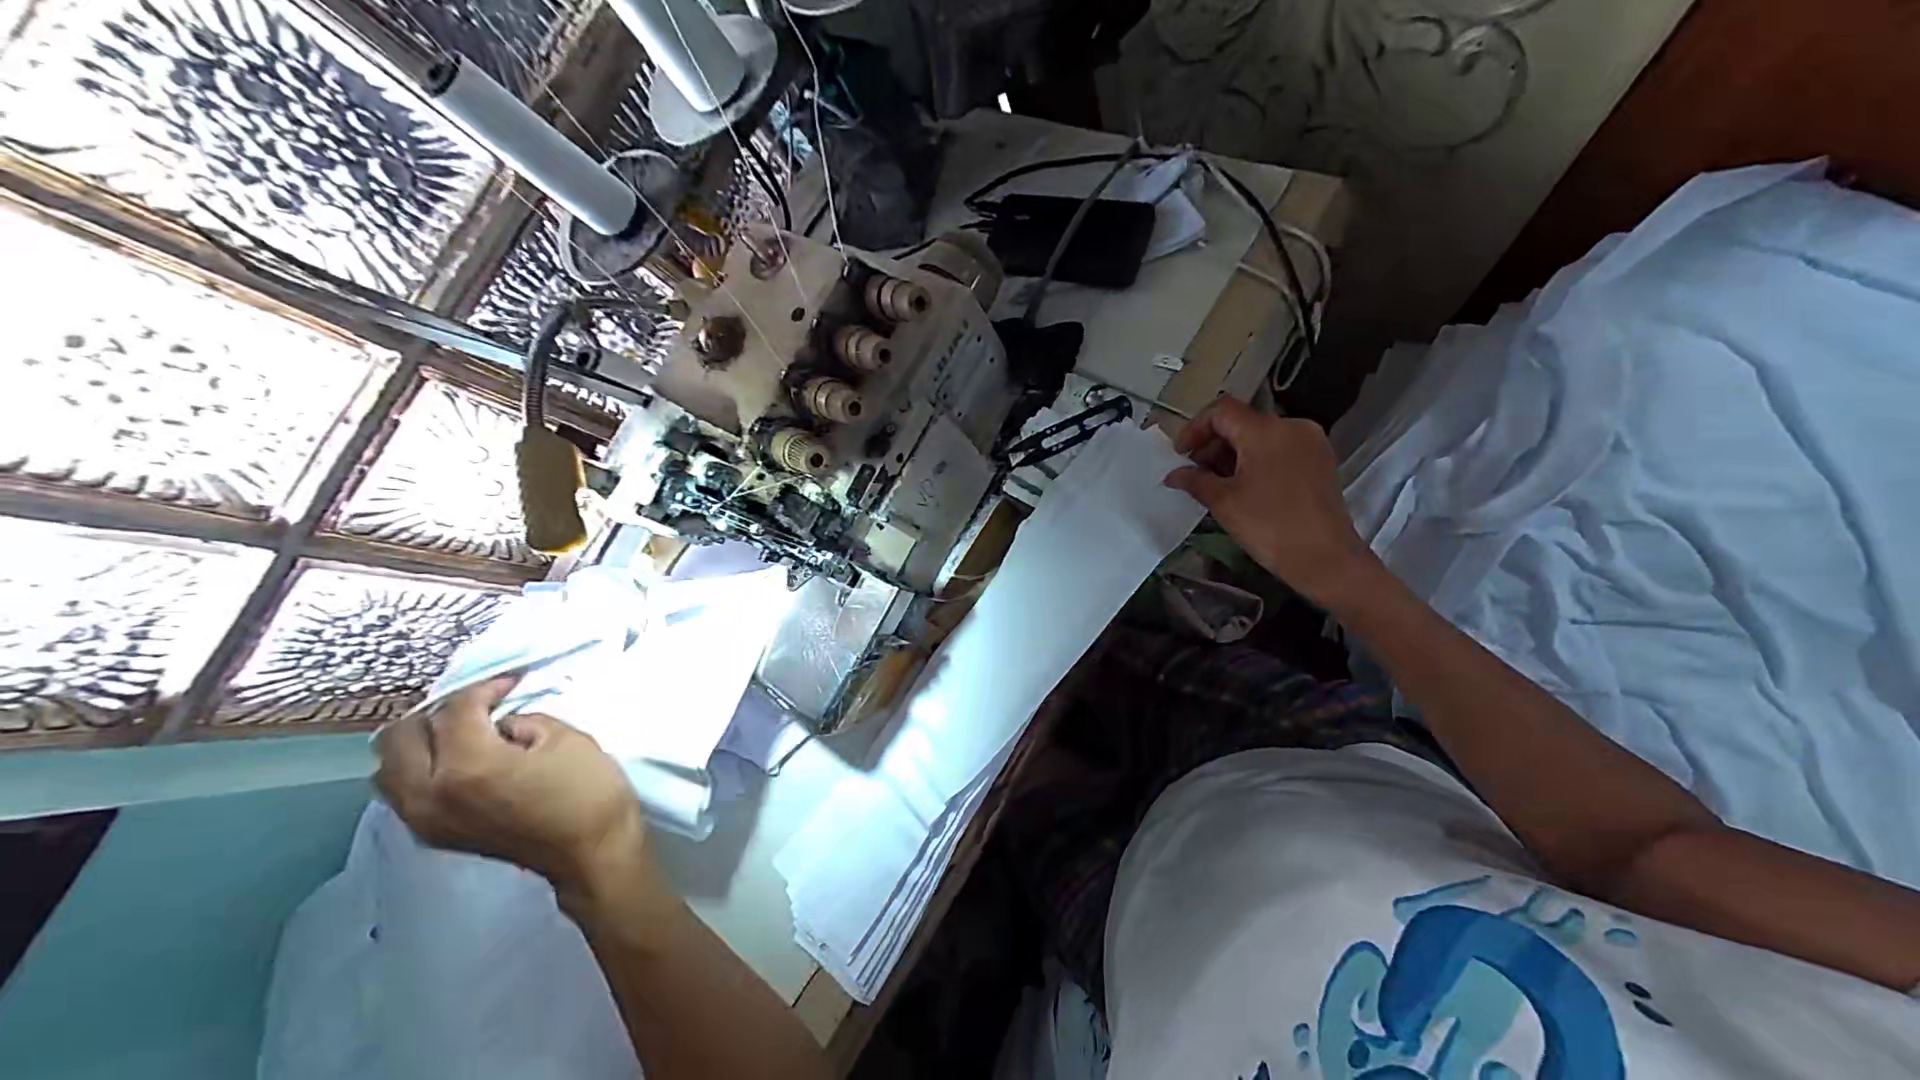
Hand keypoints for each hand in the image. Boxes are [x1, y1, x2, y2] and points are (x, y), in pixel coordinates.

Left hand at [373, 677, 662, 914]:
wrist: (591, 852)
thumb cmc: (587, 792)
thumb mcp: (566, 739)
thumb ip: (523, 721)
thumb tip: (501, 724)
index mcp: (468, 764)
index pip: (457, 709)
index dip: (486, 688)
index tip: (511, 682)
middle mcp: (431, 792)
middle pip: (401, 735)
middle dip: (441, 712)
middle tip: (480, 707)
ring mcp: (425, 818)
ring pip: (387, 766)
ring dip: (419, 742)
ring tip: (461, 733)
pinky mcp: (432, 834)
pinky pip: (400, 792)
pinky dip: (418, 769)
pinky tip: (455, 763)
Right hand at [1164, 397, 1378, 605]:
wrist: (1325, 558)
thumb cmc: (1269, 526)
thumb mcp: (1223, 502)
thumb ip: (1194, 480)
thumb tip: (1173, 475)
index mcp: (1266, 430)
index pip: (1221, 411)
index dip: (1195, 429)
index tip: (1180, 455)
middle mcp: (1292, 426)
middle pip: (1242, 422)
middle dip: (1213, 444)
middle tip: (1195, 473)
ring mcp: (1311, 442)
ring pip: (1261, 436)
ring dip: (1234, 453)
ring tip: (1217, 483)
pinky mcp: (1320, 459)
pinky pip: (1280, 448)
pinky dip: (1256, 460)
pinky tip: (1244, 486)